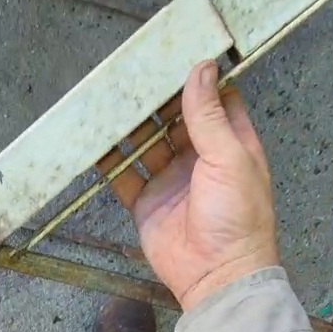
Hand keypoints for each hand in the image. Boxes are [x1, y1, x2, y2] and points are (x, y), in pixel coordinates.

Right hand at [112, 60, 280, 310]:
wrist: (216, 275)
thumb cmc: (237, 218)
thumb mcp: (229, 158)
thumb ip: (208, 116)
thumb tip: (200, 70)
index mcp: (229, 144)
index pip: (212, 101)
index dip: (194, 80)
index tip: (173, 56)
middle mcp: (198, 160)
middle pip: (172, 119)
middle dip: (154, 100)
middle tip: (132, 75)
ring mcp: (170, 182)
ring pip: (145, 145)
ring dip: (129, 127)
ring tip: (109, 102)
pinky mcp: (146, 205)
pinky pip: (124, 178)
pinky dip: (110, 162)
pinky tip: (95, 143)